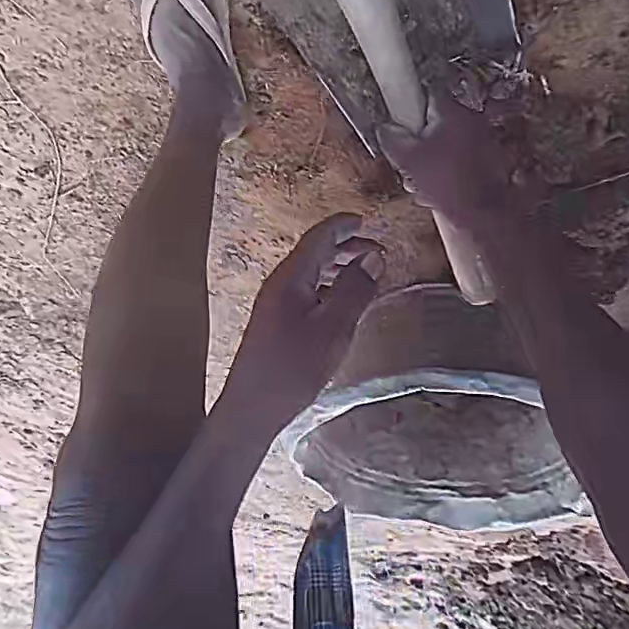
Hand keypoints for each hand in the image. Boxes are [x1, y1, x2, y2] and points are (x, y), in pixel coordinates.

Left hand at [223, 214, 382, 422]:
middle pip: (313, 252)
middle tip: (376, 249)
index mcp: (291, 278)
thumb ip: (355, 290)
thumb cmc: (294, 367)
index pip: (318, 238)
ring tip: (365, 273)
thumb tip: (374, 258)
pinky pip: (307, 291)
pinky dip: (329, 286)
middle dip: (345, 246)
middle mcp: (280, 284)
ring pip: (310, 272)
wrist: (252, 408)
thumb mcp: (333, 327)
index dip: (343, 226)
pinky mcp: (276, 323)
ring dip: (337, 266)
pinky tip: (342, 302)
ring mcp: (275, 304)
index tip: (366, 220)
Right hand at [379, 94, 516, 228]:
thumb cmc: (446, 183)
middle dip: (418, 142)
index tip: (399, 122)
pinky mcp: (487, 162)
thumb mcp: (407, 158)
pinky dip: (445, 172)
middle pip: (434, 122)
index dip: (408, 107)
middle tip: (408, 160)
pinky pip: (457, 160)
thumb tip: (384, 128)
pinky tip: (436, 191)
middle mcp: (471, 120)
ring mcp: (482, 141)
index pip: (425, 92)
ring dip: (429, 161)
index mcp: (452, 111)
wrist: (479, 214)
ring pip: (445, 144)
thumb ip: (391, 137)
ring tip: (421, 182)